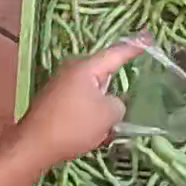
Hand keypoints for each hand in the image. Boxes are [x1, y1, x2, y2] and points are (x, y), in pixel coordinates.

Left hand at [8, 39, 145, 165]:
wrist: (35, 146)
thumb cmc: (74, 126)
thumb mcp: (108, 114)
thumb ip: (119, 104)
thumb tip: (112, 104)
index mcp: (87, 68)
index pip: (116, 53)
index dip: (135, 47)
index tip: (150, 39)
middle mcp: (72, 71)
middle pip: (104, 72)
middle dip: (118, 81)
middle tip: (136, 84)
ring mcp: (62, 86)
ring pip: (93, 90)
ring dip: (104, 103)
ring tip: (114, 120)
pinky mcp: (56, 103)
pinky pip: (82, 103)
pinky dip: (92, 113)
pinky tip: (96, 131)